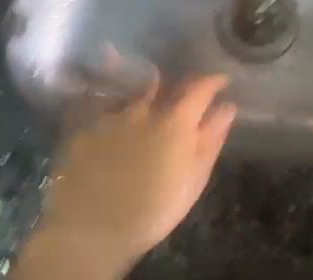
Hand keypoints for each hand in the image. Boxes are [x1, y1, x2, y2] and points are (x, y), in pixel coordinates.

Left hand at [17, 75, 236, 278]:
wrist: (91, 231)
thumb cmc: (153, 210)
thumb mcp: (193, 180)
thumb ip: (211, 140)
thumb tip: (227, 108)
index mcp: (176, 119)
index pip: (200, 87)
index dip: (213, 82)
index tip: (221, 81)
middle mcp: (145, 107)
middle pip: (166, 85)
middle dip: (177, 87)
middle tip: (182, 99)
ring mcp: (112, 115)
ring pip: (134, 96)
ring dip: (145, 96)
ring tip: (145, 110)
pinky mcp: (85, 128)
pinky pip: (104, 110)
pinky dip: (113, 113)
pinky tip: (112, 128)